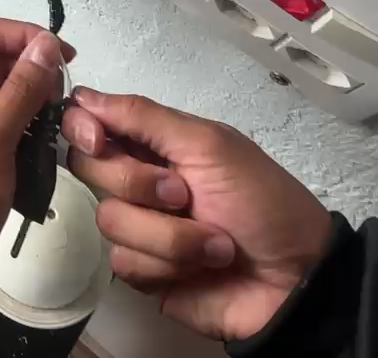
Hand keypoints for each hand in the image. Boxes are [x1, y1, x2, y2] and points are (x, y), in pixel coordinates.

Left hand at [0, 16, 73, 298]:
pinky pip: (4, 124)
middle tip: (66, 98)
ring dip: (33, 103)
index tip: (64, 55)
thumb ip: (21, 90)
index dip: (23, 35)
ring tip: (59, 124)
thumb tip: (46, 44)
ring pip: (4, 94)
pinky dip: (26, 129)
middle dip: (32, 73)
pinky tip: (47, 145)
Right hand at [62, 88, 332, 340]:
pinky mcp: (144, 271)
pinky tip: (200, 267)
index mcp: (150, 140)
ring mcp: (139, 225)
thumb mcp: (208, 144)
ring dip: (166, 234)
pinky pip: (123, 262)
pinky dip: (166, 264)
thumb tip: (80, 95)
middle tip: (182, 194)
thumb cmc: (260, 200)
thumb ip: (143, 116)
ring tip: (212, 241)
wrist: (297, 282)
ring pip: (108, 220)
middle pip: (88, 168)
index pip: (88, 121)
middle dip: (136, 184)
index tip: (98, 140)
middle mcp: (135, 177)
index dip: (82, 127)